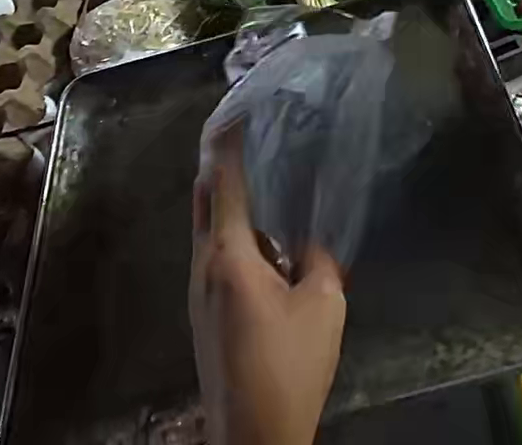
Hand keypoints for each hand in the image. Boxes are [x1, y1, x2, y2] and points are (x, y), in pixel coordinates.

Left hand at [191, 124, 345, 444]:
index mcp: (230, 255)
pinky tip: (260, 231)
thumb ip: (321, 256)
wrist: (253, 439)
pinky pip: (212, 249)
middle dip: (217, 160)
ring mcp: (198, 289)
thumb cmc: (289, 366)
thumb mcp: (323, 304)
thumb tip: (314, 231)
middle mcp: (204, 264)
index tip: (236, 110)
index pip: (221, 181)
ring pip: (205, 223)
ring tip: (258, 170)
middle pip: (202, 196)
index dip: (226, 143)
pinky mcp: (203, 310)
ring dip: (224, 193)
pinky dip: (229, 224)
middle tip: (245, 131)